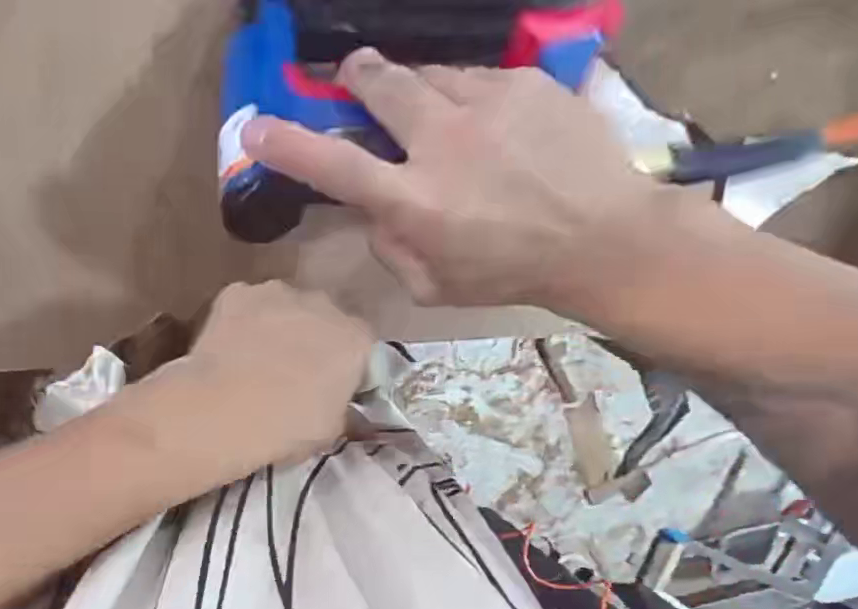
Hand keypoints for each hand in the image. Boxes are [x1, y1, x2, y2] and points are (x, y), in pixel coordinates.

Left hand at [105, 281, 372, 484]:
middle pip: (323, 321)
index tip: (327, 392)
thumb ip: (341, 412)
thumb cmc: (283, 428)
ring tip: (251, 365)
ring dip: (274, 328)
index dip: (343, 371)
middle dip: (310, 343)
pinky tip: (225, 351)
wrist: (221, 412)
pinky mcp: (236, 293)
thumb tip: (341, 411)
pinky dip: (238, 323)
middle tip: (286, 378)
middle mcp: (324, 304)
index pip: (360, 350)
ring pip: (283, 308)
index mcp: (356, 340)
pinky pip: (244, 306)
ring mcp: (278, 293)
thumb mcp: (328, 433)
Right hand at [241, 49, 669, 309]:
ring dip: (414, 86)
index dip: (289, 145)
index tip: (256, 127)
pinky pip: (476, 76)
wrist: (601, 236)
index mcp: (413, 203)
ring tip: (424, 108)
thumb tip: (374, 210)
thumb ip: (390, 246)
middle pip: (384, 87)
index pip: (336, 167)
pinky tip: (477, 117)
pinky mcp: (527, 83)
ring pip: (430, 74)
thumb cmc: (504, 272)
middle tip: (351, 75)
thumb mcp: (428, 285)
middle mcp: (443, 143)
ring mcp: (489, 104)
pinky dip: (462, 92)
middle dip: (359, 77)